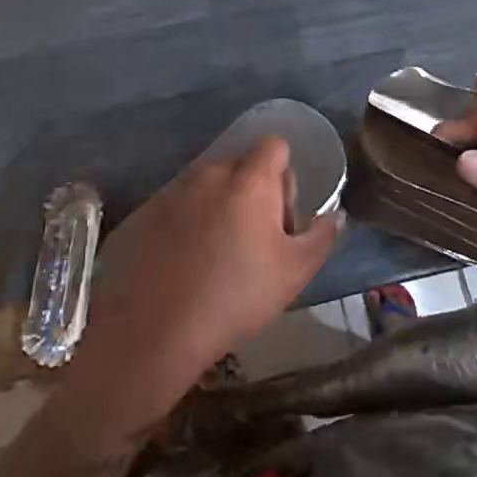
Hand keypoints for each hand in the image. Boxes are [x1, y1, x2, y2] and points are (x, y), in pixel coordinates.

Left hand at [64, 137, 342, 424]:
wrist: (154, 331)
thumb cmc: (235, 297)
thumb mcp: (294, 273)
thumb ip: (321, 237)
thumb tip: (335, 215)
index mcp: (248, 182)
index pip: (273, 145)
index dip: (283, 173)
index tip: (280, 213)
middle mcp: (207, 175)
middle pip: (238, 166)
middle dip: (250, 192)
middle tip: (251, 240)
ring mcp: (169, 193)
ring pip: (204, 187)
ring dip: (216, 207)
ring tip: (213, 257)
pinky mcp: (141, 214)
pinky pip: (174, 207)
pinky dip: (183, 224)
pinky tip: (181, 266)